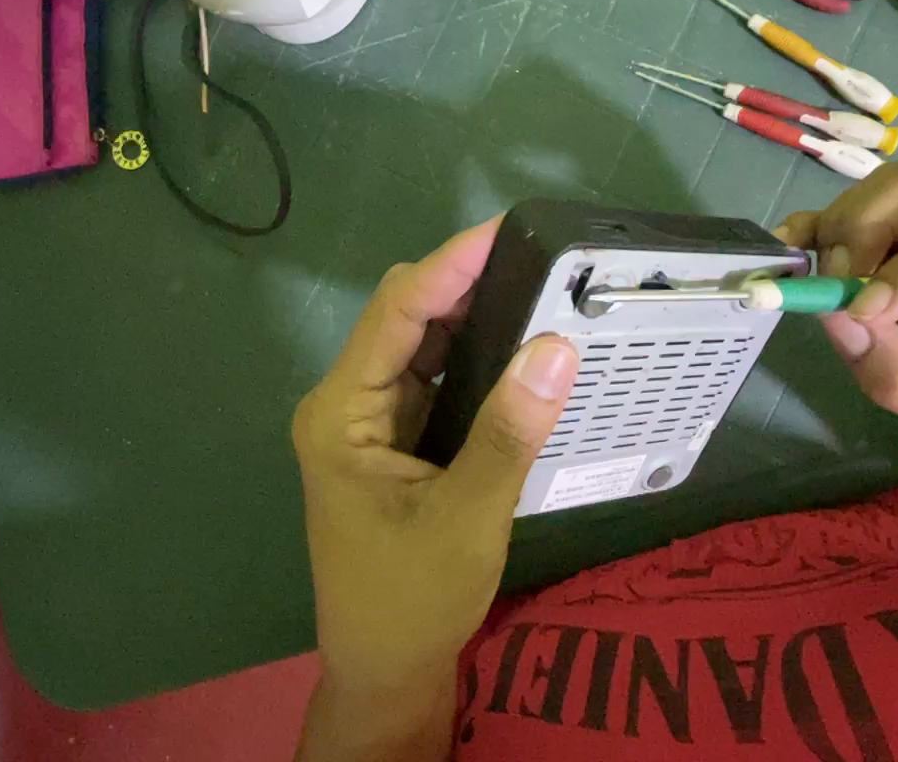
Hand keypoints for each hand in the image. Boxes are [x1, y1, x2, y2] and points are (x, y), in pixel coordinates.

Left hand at [292, 219, 579, 696]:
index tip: (506, 231)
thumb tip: (557, 347)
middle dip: (464, 282)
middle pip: (403, 316)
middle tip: (535, 258)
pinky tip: (513, 339)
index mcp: (340, 411)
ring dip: (470, 314)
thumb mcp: (467, 518)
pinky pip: (432, 374)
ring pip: (419, 341)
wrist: (386, 666)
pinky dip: (471, 353)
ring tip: (534, 286)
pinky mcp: (395, 434)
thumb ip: (509, 432)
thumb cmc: (413, 598)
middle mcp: (347, 401)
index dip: (449, 265)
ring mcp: (370, 416)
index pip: (395, 312)